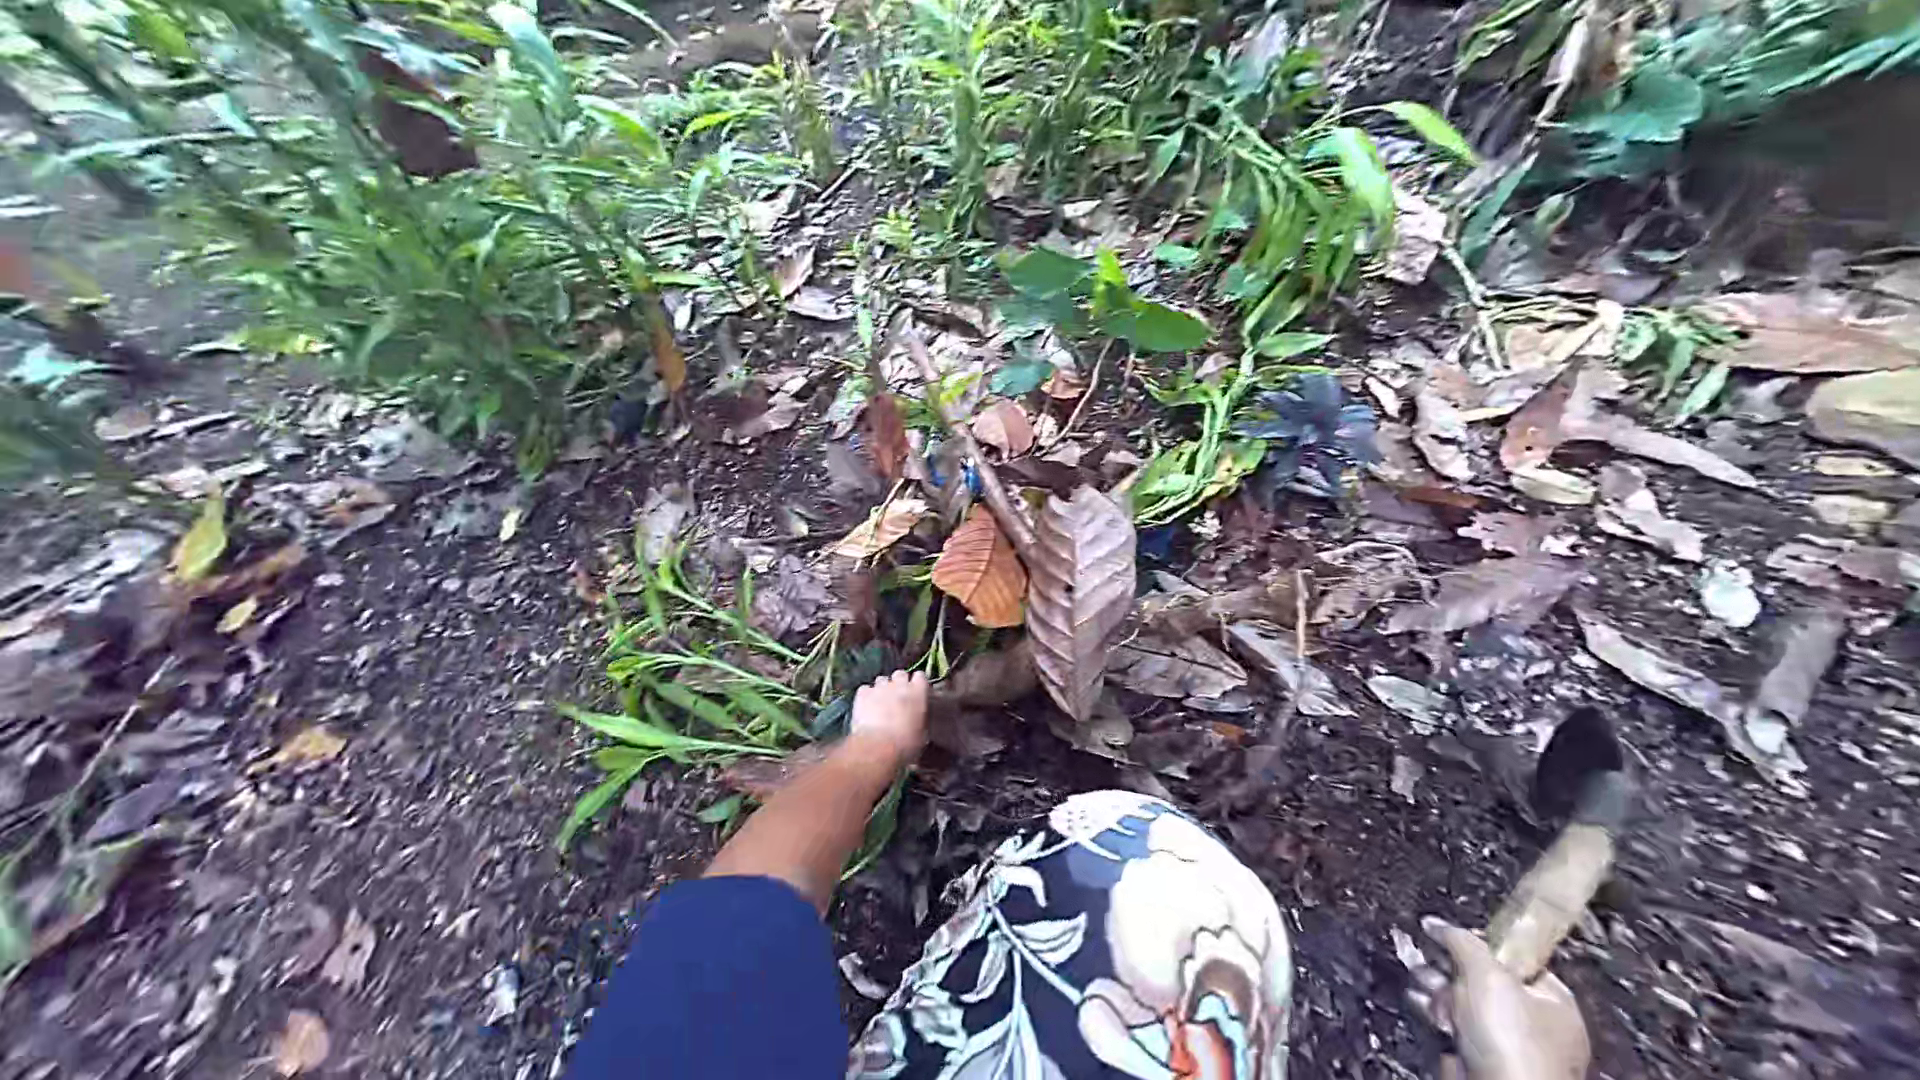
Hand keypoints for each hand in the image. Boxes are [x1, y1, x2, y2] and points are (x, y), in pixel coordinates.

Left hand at [847, 670, 927, 767]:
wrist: (878, 747)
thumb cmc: (906, 744)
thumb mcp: (922, 733)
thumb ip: (920, 717)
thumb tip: (917, 718)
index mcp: (918, 692)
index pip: (920, 676)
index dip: (917, 684)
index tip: (916, 693)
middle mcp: (899, 684)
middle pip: (900, 674)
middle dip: (899, 683)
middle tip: (898, 698)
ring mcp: (879, 687)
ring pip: (882, 680)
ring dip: (882, 689)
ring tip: (880, 703)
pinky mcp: (862, 694)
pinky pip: (865, 689)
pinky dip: (866, 696)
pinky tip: (866, 707)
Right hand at [1408, 917, 1591, 1079]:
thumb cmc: (1508, 1037)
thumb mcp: (1486, 972)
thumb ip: (1461, 940)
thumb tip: (1435, 923)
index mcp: (1553, 1001)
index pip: (1514, 957)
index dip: (1481, 944)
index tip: (1452, 940)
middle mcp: (1535, 1023)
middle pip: (1480, 976)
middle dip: (1448, 968)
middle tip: (1431, 965)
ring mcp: (1506, 1043)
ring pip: (1459, 998)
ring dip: (1435, 989)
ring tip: (1427, 991)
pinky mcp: (1478, 1057)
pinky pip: (1451, 1023)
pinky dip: (1434, 1013)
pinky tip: (1426, 1011)